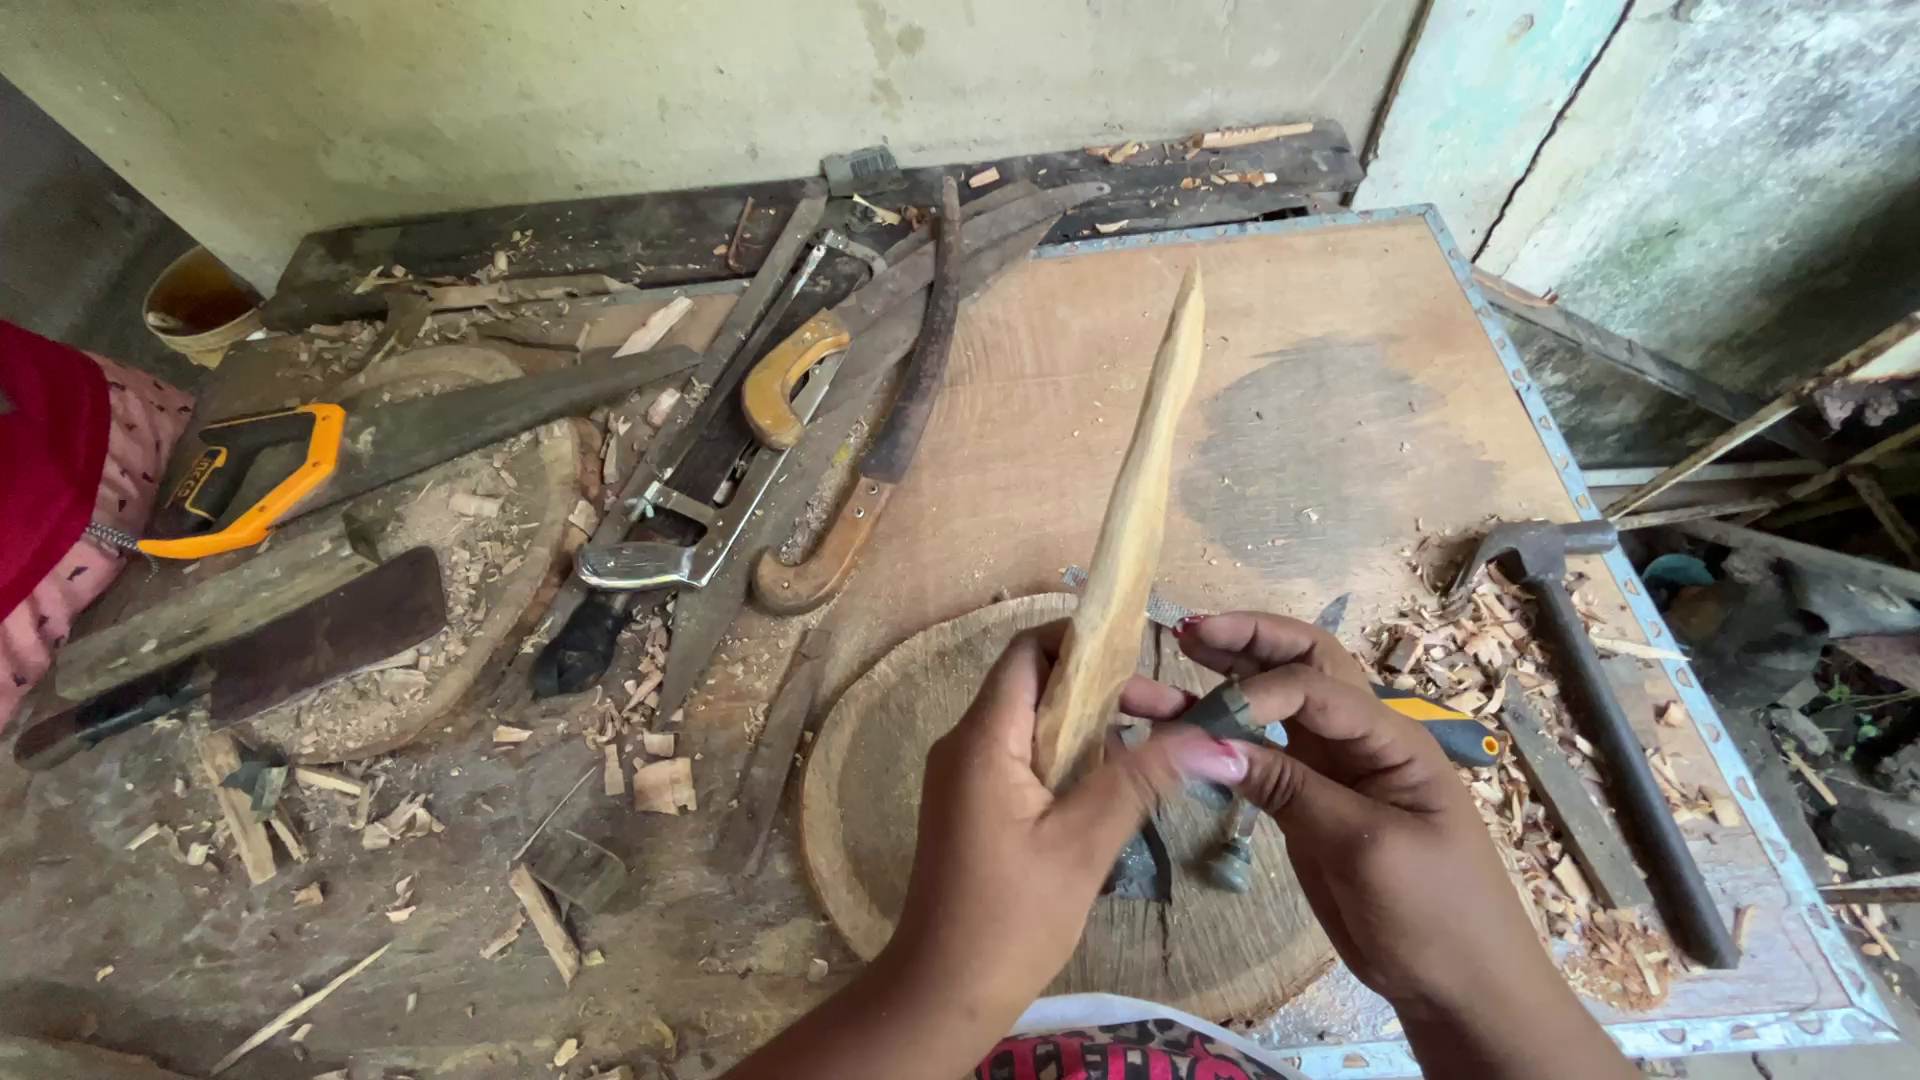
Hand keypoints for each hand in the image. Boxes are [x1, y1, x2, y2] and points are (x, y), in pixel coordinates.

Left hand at [881, 621, 1249, 1024]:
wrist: (942, 990)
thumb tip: (1215, 740)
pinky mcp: (972, 799)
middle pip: (1035, 683)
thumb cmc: (1012, 919)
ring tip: (1154, 746)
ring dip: (1089, 726)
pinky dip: (1067, 756)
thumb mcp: (1084, 845)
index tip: (1141, 657)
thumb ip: (1142, 780)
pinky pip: (1022, 754)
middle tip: (1171, 713)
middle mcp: (966, 741)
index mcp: (984, 738)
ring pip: (1032, 721)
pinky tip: (1111, 783)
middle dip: (1102, 689)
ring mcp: (964, 771)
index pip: (1028, 653)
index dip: (1081, 641)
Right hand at [1174, 610, 1547, 1013]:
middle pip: (1301, 664)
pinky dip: (1219, 731)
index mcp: (1389, 739)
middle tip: (1191, 632)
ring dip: (1224, 675)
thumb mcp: (1368, 848)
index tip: (1209, 720)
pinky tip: (1180, 720)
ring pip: (1271, 703)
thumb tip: (1208, 744)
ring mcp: (1326, 766)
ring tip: (1177, 651)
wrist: (1459, 991)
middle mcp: (1355, 738)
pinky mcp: (1300, 797)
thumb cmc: (1437, 915)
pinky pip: (1256, 751)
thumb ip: (1290, 789)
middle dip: (1247, 641)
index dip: (1258, 691)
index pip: (1313, 687)